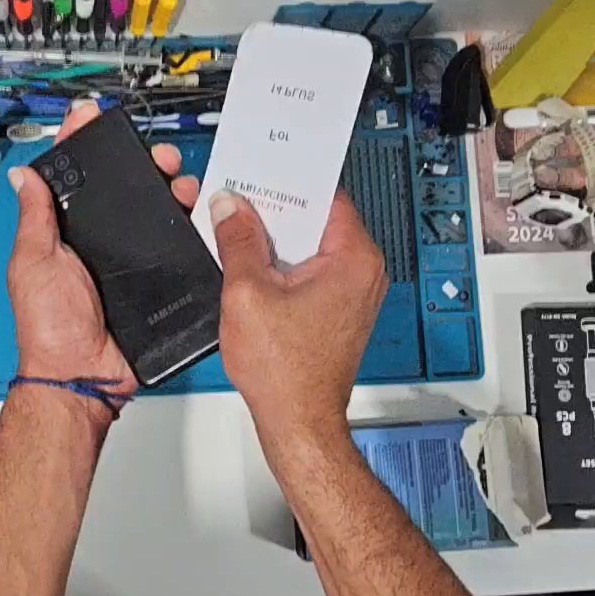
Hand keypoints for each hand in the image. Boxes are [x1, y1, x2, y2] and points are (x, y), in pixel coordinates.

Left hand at [7, 101, 200, 406]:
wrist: (84, 373)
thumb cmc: (50, 326)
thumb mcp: (33, 262)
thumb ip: (34, 218)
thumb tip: (24, 176)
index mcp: (64, 235)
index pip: (74, 180)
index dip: (81, 145)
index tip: (91, 117)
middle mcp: (97, 244)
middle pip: (121, 192)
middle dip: (139, 164)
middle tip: (154, 154)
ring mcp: (127, 261)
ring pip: (152, 214)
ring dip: (168, 189)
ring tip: (179, 179)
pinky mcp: (154, 280)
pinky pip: (172, 247)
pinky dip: (185, 225)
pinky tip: (194, 210)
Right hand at [210, 189, 387, 442]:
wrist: (298, 421)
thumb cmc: (285, 372)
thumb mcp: (247, 293)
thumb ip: (237, 241)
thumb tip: (230, 207)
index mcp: (354, 258)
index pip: (323, 195)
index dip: (285, 182)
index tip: (258, 174)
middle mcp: (364, 272)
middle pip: (316, 220)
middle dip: (275, 213)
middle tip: (240, 205)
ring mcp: (355, 293)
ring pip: (311, 246)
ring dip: (276, 241)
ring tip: (241, 237)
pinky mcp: (340, 310)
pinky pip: (311, 270)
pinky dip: (284, 265)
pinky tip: (254, 269)